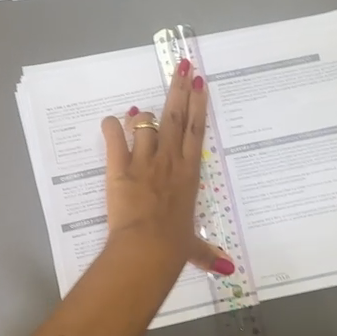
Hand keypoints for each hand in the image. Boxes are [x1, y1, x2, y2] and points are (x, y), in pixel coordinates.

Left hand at [97, 60, 232, 280]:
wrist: (147, 248)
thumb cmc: (173, 246)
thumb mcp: (192, 247)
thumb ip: (205, 252)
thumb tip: (226, 270)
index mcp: (190, 173)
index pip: (197, 131)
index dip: (199, 104)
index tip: (200, 82)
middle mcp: (170, 160)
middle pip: (176, 116)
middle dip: (179, 88)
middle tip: (182, 65)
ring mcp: (144, 161)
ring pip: (146, 125)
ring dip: (143, 116)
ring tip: (141, 109)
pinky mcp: (119, 167)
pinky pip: (114, 139)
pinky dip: (111, 128)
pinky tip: (110, 122)